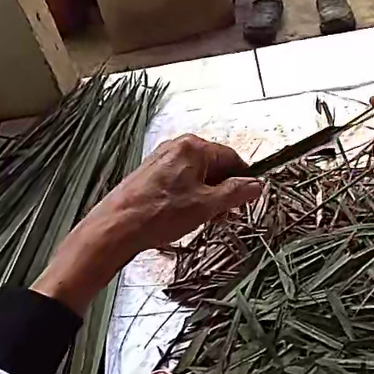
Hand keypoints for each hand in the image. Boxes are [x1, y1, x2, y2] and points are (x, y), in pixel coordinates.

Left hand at [33, 135, 264, 310]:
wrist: (117, 226)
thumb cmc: (159, 213)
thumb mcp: (207, 206)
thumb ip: (235, 193)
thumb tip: (256, 185)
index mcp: (193, 147)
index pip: (231, 158)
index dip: (243, 180)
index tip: (247, 198)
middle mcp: (177, 147)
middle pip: (214, 165)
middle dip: (223, 190)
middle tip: (224, 214)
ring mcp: (162, 159)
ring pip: (197, 175)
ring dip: (206, 195)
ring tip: (203, 218)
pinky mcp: (151, 173)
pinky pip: (180, 180)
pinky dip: (189, 196)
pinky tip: (185, 215)